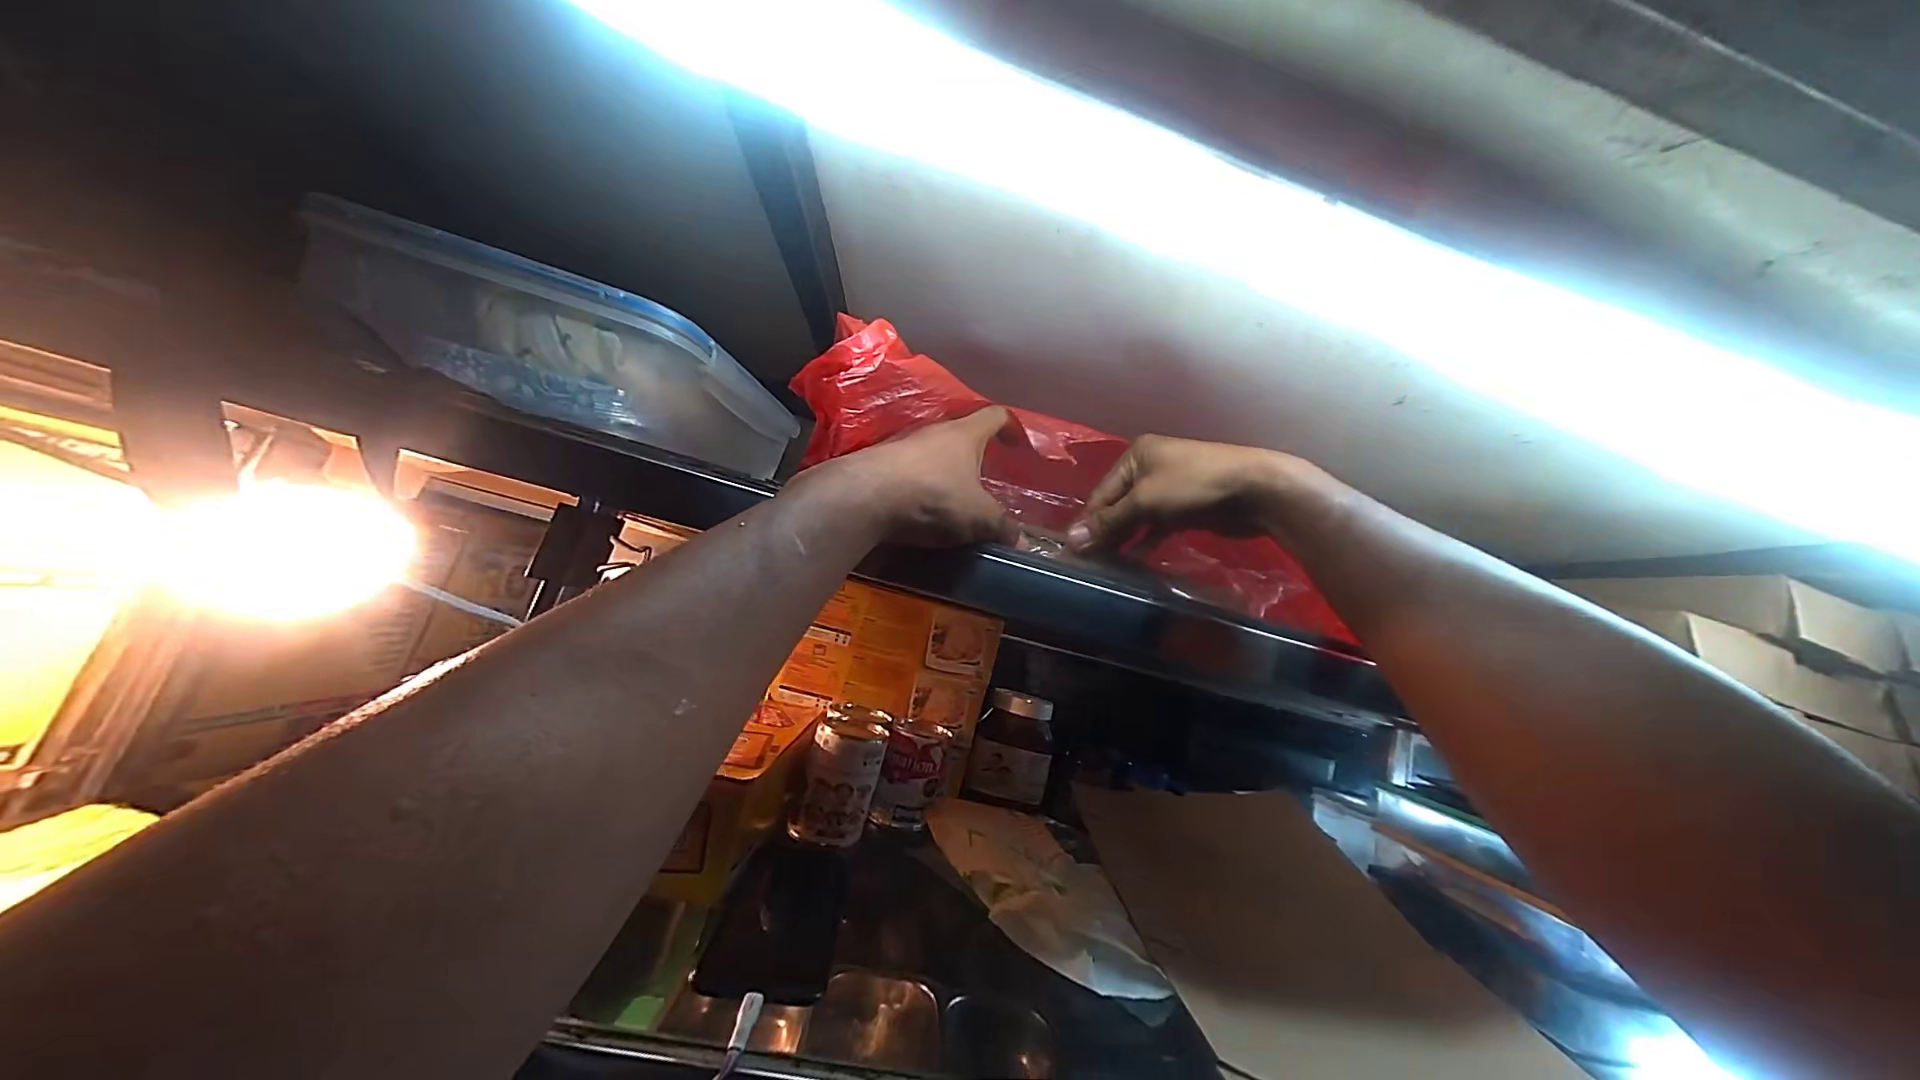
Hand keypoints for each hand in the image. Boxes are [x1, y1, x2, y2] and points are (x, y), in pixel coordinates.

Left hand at [818, 406, 1019, 547]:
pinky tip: (919, 507)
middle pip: (960, 434)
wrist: (865, 497)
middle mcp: (932, 431)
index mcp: (964, 434)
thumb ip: (1001, 526)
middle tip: (984, 479)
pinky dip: (917, 485)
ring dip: (942, 471)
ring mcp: (901, 445)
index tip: (1017, 444)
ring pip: (930, 453)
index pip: (994, 416)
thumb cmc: (933, 496)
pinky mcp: (877, 464)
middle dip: (973, 455)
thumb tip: (1021, 541)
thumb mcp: (978, 517)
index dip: (1010, 427)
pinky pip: (906, 471)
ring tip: (952, 498)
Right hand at [1066, 435, 1327, 551]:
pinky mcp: (1184, 510)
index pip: (1100, 492)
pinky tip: (1133, 562)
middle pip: (1116, 504)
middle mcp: (1149, 469)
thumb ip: (1109, 522)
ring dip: (1122, 539)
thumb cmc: (1194, 485)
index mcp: (1135, 456)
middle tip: (1087, 562)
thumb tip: (1072, 541)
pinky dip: (1144, 542)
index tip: (1073, 551)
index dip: (1087, 521)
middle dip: (1103, 531)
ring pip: (1136, 517)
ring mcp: (1168, 489)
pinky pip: (1155, 527)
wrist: (1255, 490)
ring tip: (1105, 566)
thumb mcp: (1145, 500)